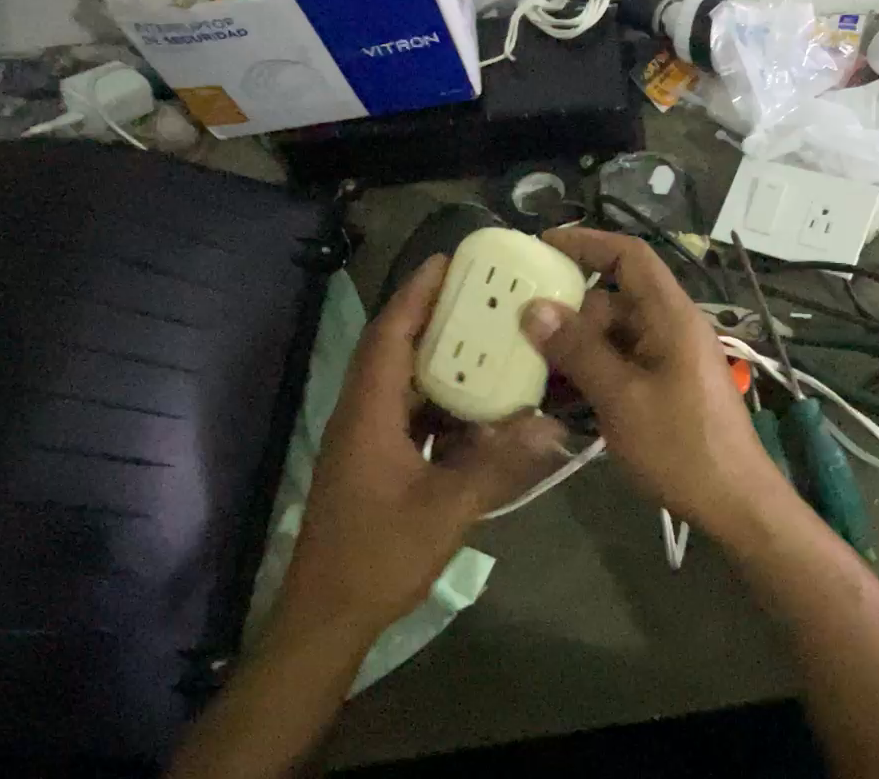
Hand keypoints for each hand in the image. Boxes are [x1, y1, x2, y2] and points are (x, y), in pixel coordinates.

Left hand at [277, 255, 566, 638]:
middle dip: (434, 317)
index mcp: (369, 415)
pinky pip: (413, 416)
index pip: (389, 336)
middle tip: (482, 293)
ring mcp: (369, 443)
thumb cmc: (377, 556)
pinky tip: (481, 405)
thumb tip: (551, 424)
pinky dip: (444, 401)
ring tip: (488, 338)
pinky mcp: (379, 464)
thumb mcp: (445, 509)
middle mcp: (363, 417)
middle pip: (395, 351)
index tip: (447, 261)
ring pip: (405, 384)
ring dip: (441, 359)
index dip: (416, 295)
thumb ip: (498, 464)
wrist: (328, 616)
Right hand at [520, 228, 781, 531]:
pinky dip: (594, 370)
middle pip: (616, 298)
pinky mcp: (667, 385)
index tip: (541, 248)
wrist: (734, 501)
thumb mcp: (622, 398)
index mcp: (671, 316)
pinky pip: (624, 362)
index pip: (630, 256)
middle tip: (518, 325)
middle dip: (569, 308)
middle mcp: (672, 327)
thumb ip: (579, 351)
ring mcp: (671, 357)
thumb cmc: (681, 446)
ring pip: (615, 334)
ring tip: (528, 362)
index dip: (587, 243)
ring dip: (577, 345)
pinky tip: (559, 392)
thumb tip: (535, 308)